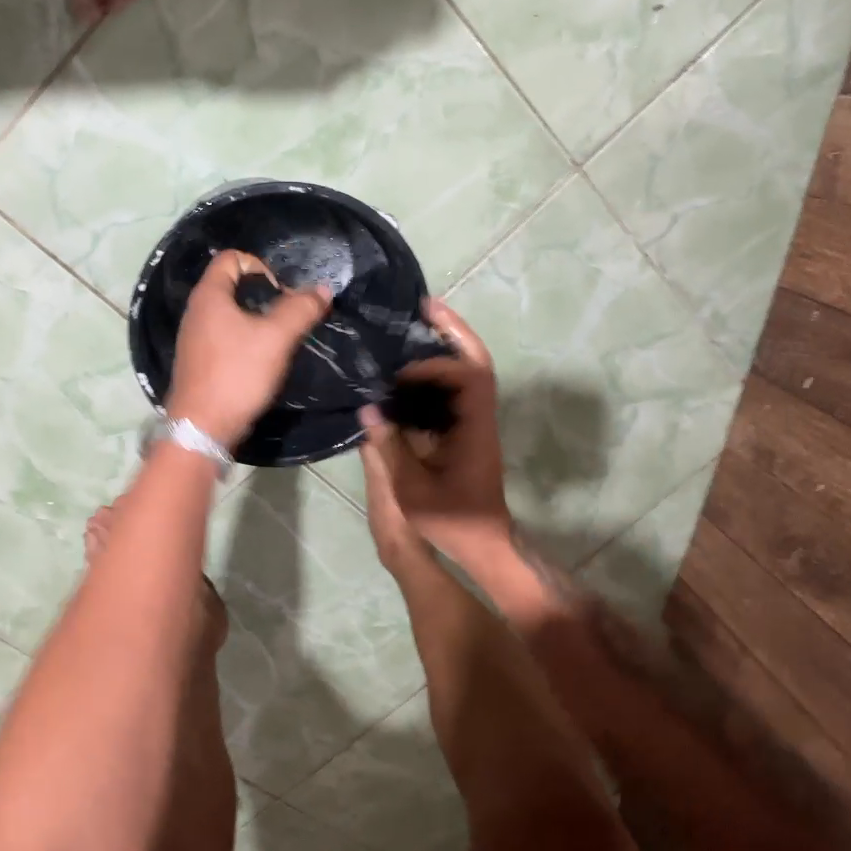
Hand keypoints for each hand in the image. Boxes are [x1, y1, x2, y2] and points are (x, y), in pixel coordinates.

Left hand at [166, 250, 331, 446]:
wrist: (202, 428)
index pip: (231, 257)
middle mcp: (197, 311)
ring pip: (231, 314)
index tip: (281, 292)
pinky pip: (225, 338)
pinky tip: (263, 360)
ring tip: (281, 338)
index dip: (260, 265)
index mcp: (209, 296)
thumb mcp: (276, 339)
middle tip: (288, 314)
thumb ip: (300, 310)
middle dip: (264, 294)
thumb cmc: (236, 375)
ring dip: (257, 320)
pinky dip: (245, 340)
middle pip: (232, 285)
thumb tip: (322, 288)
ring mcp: (195, 338)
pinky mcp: (200, 361)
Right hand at [357, 299, 511, 560]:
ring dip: (446, 345)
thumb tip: (368, 408)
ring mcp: (475, 423)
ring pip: (469, 372)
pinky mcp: (466, 431)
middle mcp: (480, 419)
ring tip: (415, 325)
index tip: (402, 375)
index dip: (436, 366)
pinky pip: (455, 390)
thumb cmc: (451, 521)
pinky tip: (408, 370)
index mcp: (475, 430)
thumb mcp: (413, 490)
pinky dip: (437, 371)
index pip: (468, 378)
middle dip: (453, 330)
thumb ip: (390, 447)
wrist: (482, 545)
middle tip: (424, 305)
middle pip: (476, 361)